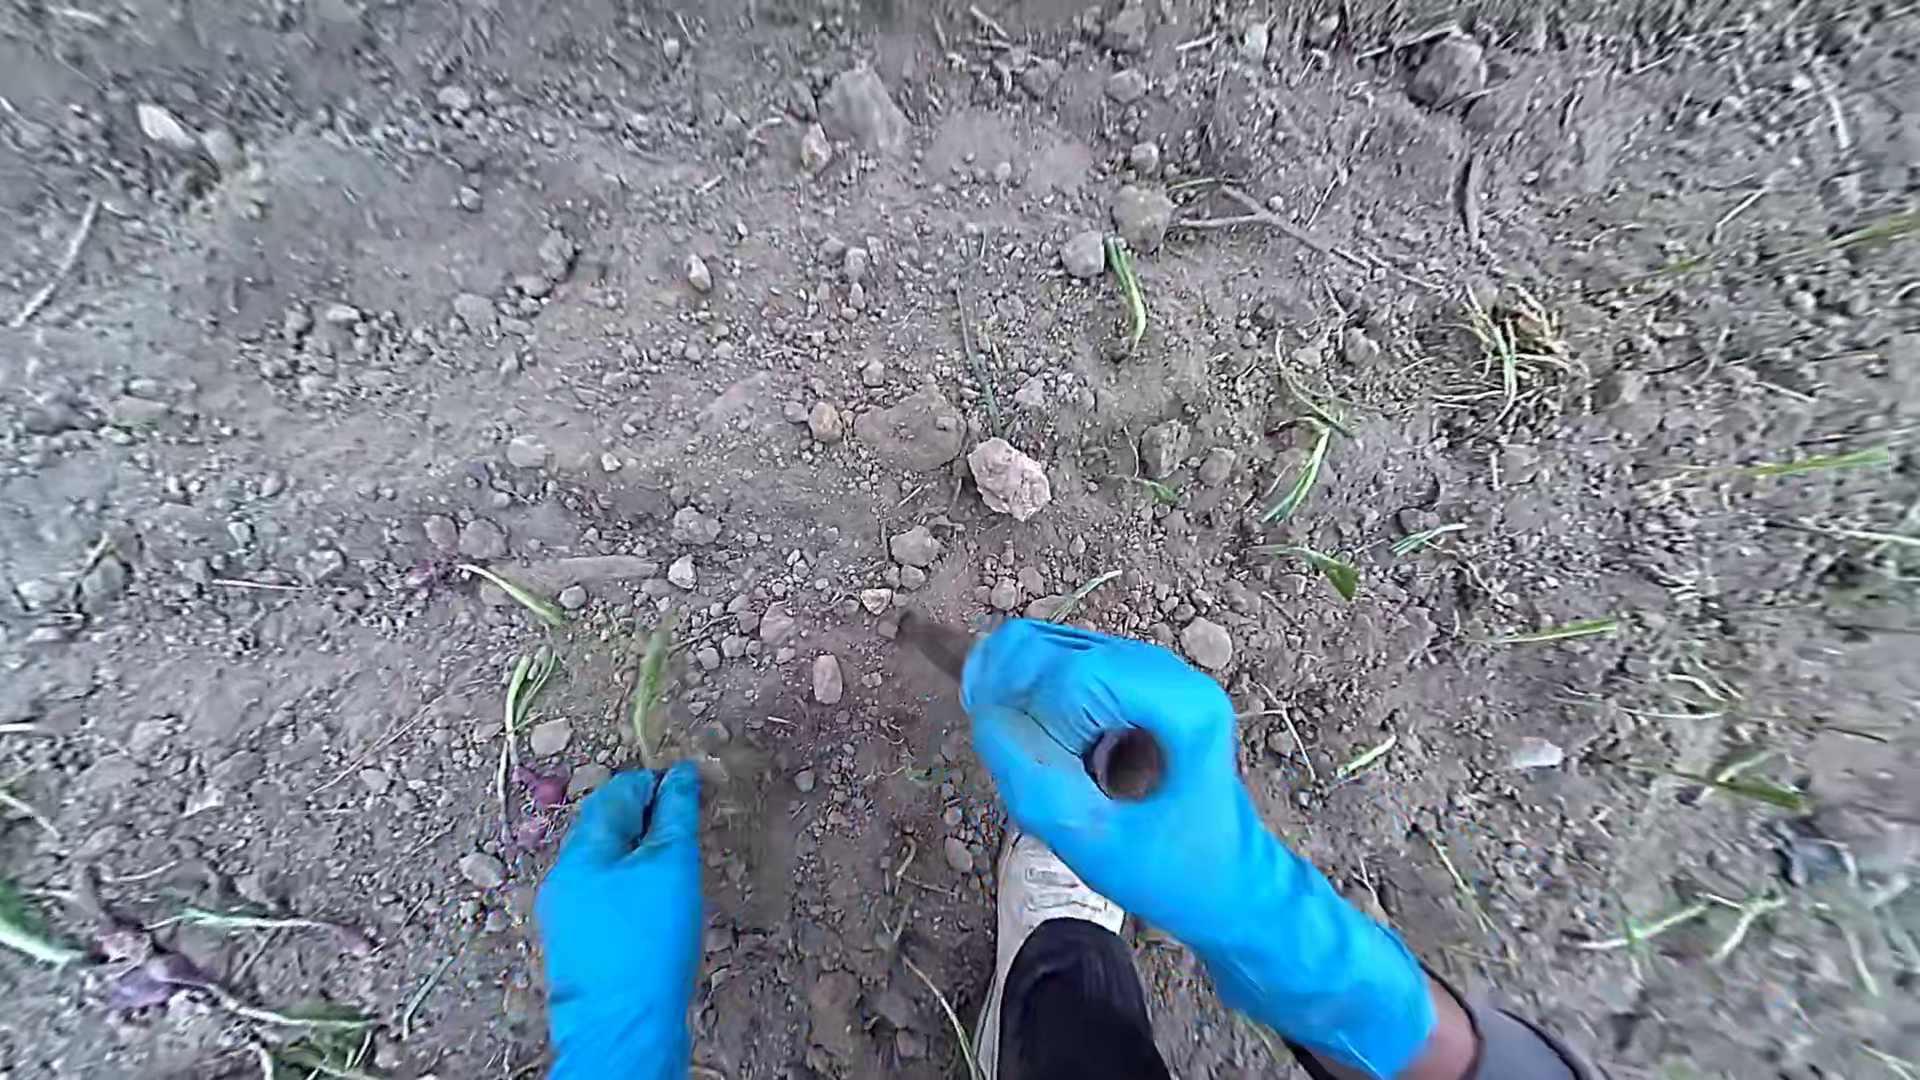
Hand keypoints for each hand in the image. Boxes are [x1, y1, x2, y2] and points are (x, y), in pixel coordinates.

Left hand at [535, 764, 701, 1079]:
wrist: (627, 1031)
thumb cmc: (650, 941)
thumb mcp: (673, 862)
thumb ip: (677, 811)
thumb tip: (682, 773)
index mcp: (581, 855)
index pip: (620, 792)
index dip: (660, 783)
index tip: (695, 790)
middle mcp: (565, 879)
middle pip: (613, 823)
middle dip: (656, 816)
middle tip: (693, 826)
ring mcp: (569, 912)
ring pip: (614, 857)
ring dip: (649, 847)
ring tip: (683, 861)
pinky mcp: (583, 939)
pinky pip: (612, 888)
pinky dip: (640, 877)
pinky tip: (666, 895)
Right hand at [963, 620, 1434, 1077]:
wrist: (1224, 877)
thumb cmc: (1172, 872)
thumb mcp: (1095, 845)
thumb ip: (1033, 781)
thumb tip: (986, 720)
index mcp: (1179, 704)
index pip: (1075, 677)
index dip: (1037, 720)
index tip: (1039, 773)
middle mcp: (1162, 667)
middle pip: (1053, 650)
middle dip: (1012, 698)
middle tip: (1003, 751)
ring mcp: (1141, 663)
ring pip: (1042, 643)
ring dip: (1011, 690)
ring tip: (1011, 743)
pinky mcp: (1120, 671)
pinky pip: (1049, 653)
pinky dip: (1019, 682)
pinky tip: (1016, 723)